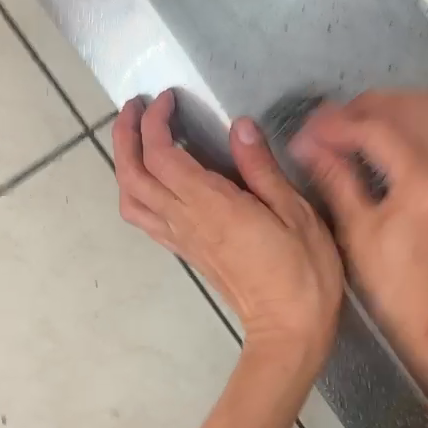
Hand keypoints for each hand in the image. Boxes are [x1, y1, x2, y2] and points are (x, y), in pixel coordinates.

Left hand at [113, 90, 344, 374]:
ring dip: (125, 163)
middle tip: (137, 107)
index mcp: (210, 205)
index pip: (161, 155)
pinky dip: (138, 190)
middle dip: (126, 135)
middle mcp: (185, 221)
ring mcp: (181, 239)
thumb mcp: (295, 212)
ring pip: (130, 199)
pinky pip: (145, 218)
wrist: (288, 330)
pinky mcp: (186, 252)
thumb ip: (261, 168)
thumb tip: (239, 126)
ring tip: (139, 138)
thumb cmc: (303, 271)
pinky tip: (156, 178)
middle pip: (132, 174)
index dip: (155, 122)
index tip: (167, 98)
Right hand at [291, 90, 427, 360]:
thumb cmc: (397, 286)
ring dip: (389, 110)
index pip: (375, 128)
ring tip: (354, 130)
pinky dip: (408, 124)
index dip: (335, 125)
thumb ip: (335, 180)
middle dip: (363, 108)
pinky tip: (381, 145)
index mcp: (424, 181)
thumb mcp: (358, 234)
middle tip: (328, 128)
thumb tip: (307, 145)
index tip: (305, 132)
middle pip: (408, 105)